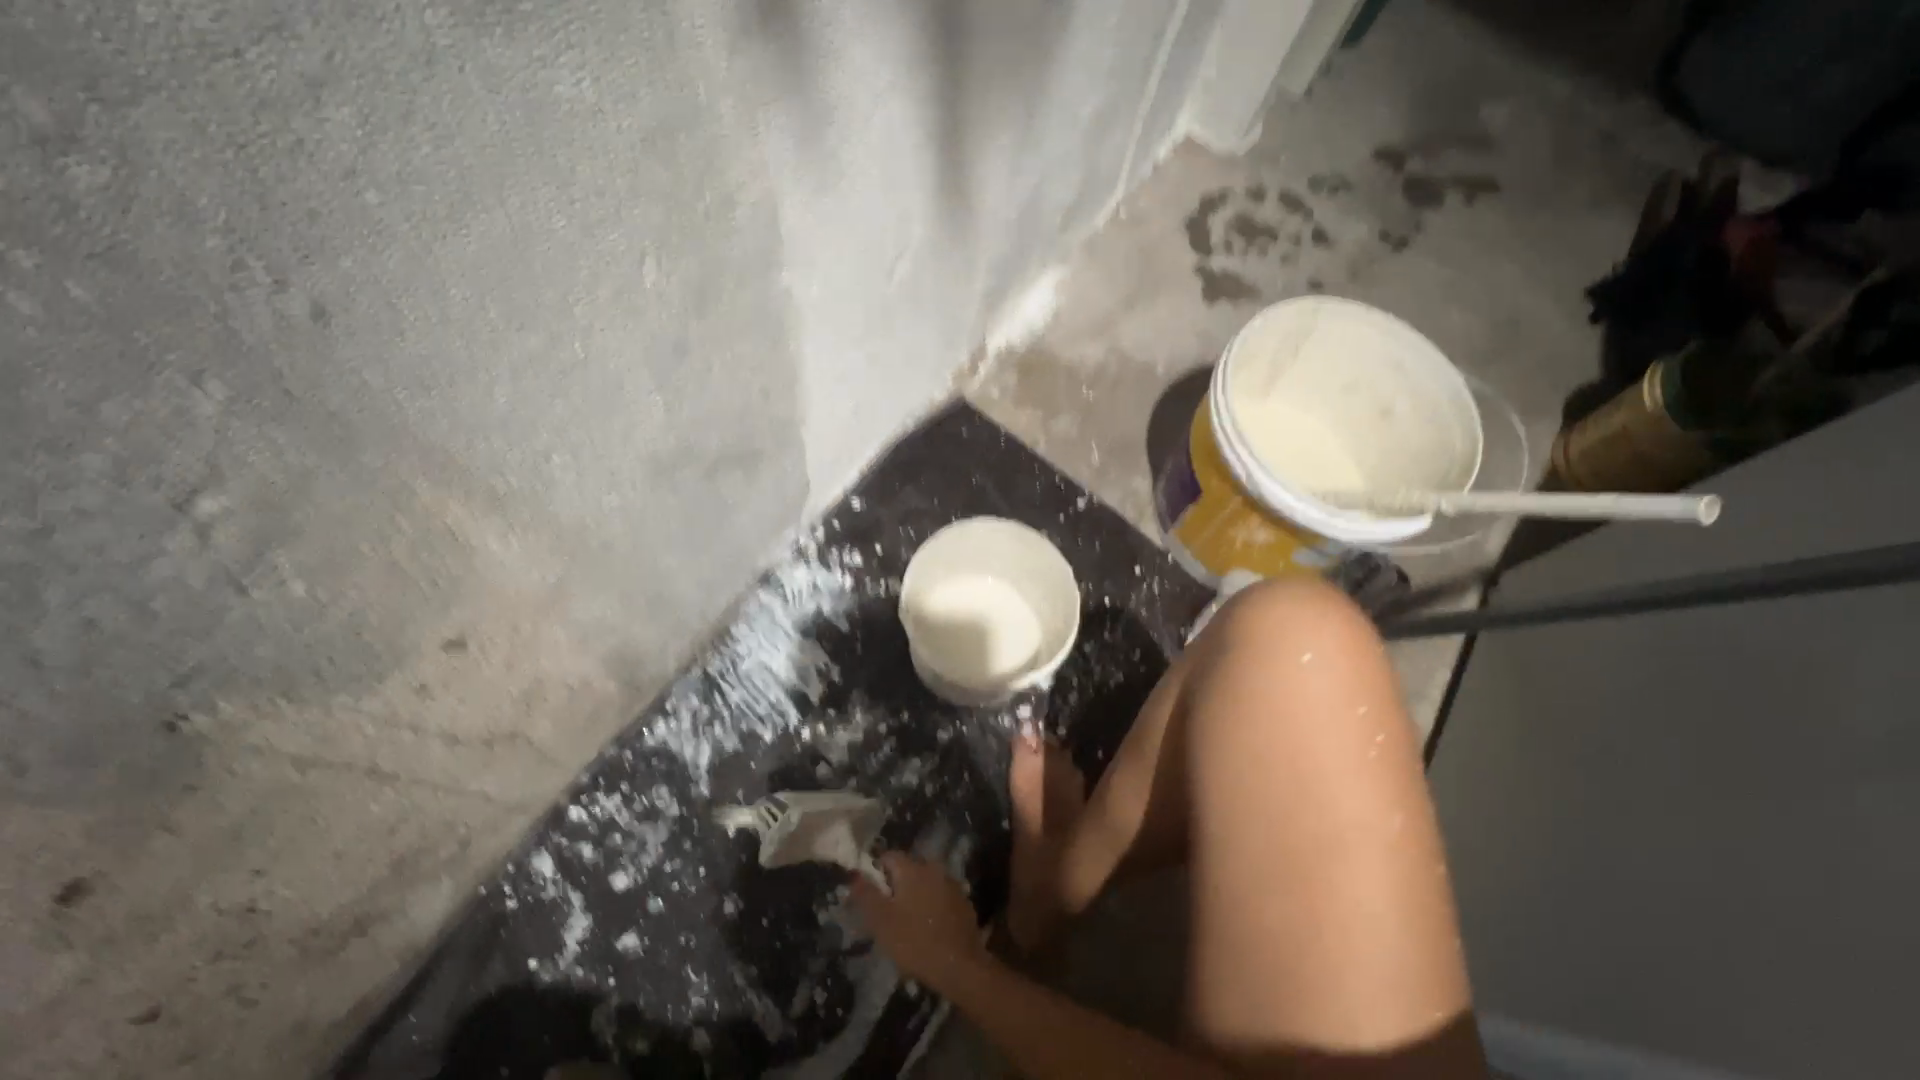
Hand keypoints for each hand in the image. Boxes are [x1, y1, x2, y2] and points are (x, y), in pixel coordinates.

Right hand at [849, 852, 988, 987]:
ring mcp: (952, 885)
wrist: (960, 967)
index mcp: (912, 869)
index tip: (870, 896)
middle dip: (896, 885)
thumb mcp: (881, 921)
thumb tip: (853, 874)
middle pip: (908, 869)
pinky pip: (941, 897)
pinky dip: (932, 906)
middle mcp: (934, 869)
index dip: (875, 873)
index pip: (888, 856)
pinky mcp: (964, 903)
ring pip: (926, 883)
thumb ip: (865, 894)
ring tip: (907, 922)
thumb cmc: (914, 941)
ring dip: (915, 895)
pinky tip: (928, 927)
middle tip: (887, 912)